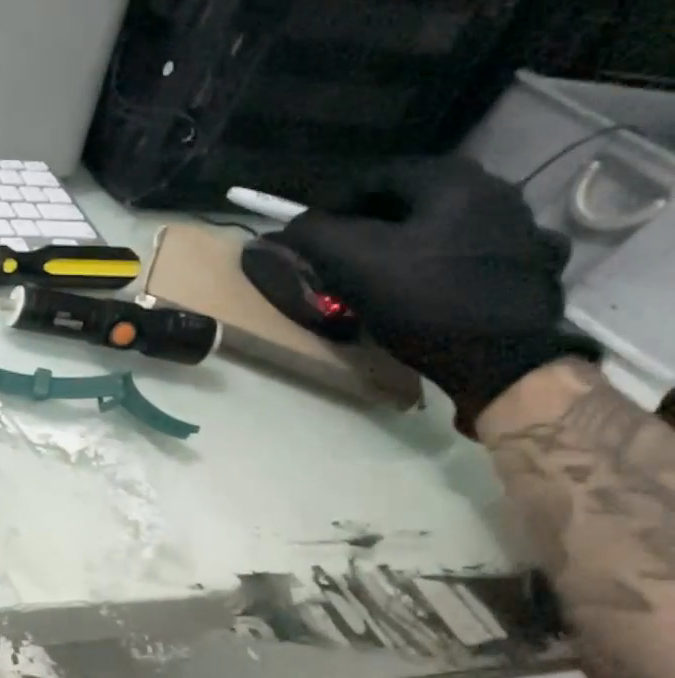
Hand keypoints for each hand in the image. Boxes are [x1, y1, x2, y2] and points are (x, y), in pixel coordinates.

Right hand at [271, 156, 582, 435]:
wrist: (500, 354)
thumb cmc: (422, 300)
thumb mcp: (353, 264)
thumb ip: (315, 235)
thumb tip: (291, 226)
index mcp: (453, 182)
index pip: (379, 174)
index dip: (336, 201)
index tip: (313, 233)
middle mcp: (497, 190)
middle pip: (417, 196)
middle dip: (374, 219)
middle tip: (344, 250)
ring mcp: (525, 225)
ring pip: (449, 220)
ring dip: (414, 235)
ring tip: (388, 267)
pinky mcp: (535, 261)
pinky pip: (482, 247)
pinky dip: (453, 256)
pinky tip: (440, 277)